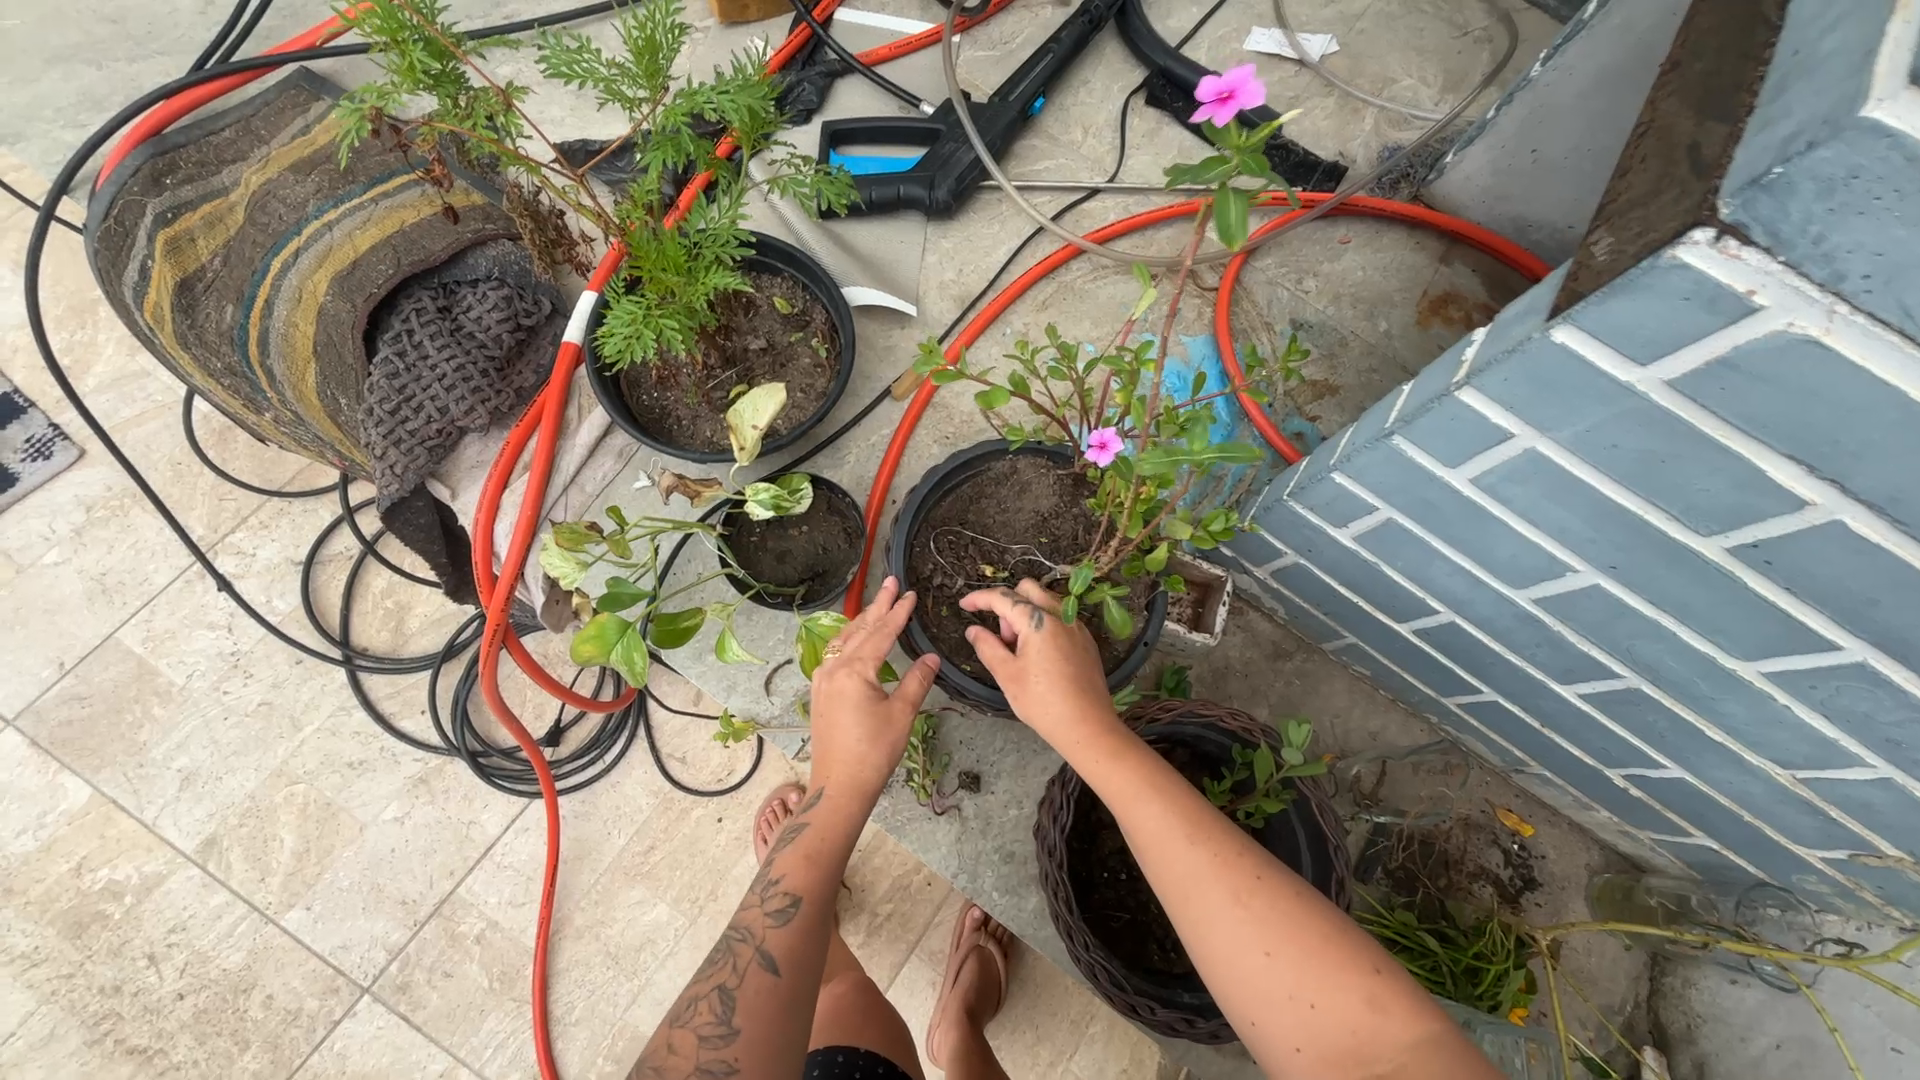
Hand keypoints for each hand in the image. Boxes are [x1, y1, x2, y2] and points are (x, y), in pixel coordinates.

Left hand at [809, 576, 940, 800]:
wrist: (839, 787)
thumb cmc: (873, 753)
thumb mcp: (901, 714)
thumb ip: (917, 680)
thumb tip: (931, 656)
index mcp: (854, 670)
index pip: (882, 633)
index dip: (898, 612)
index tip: (910, 593)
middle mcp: (833, 668)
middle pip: (860, 629)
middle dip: (877, 606)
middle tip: (890, 582)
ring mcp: (823, 680)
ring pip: (845, 641)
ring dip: (864, 621)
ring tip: (878, 605)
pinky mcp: (820, 693)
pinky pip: (837, 655)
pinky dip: (852, 640)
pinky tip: (858, 640)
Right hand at [960, 579, 1123, 749]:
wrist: (1088, 726)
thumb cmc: (1043, 703)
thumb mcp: (1007, 675)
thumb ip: (987, 647)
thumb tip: (973, 630)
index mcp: (1039, 621)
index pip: (1003, 598)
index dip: (979, 598)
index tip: (963, 605)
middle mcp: (1061, 616)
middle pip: (1028, 589)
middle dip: (1008, 605)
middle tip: (1002, 638)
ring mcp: (1077, 627)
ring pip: (1046, 601)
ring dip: (1026, 614)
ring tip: (1020, 651)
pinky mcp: (1086, 640)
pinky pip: (1060, 618)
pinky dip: (1044, 624)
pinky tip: (1040, 656)